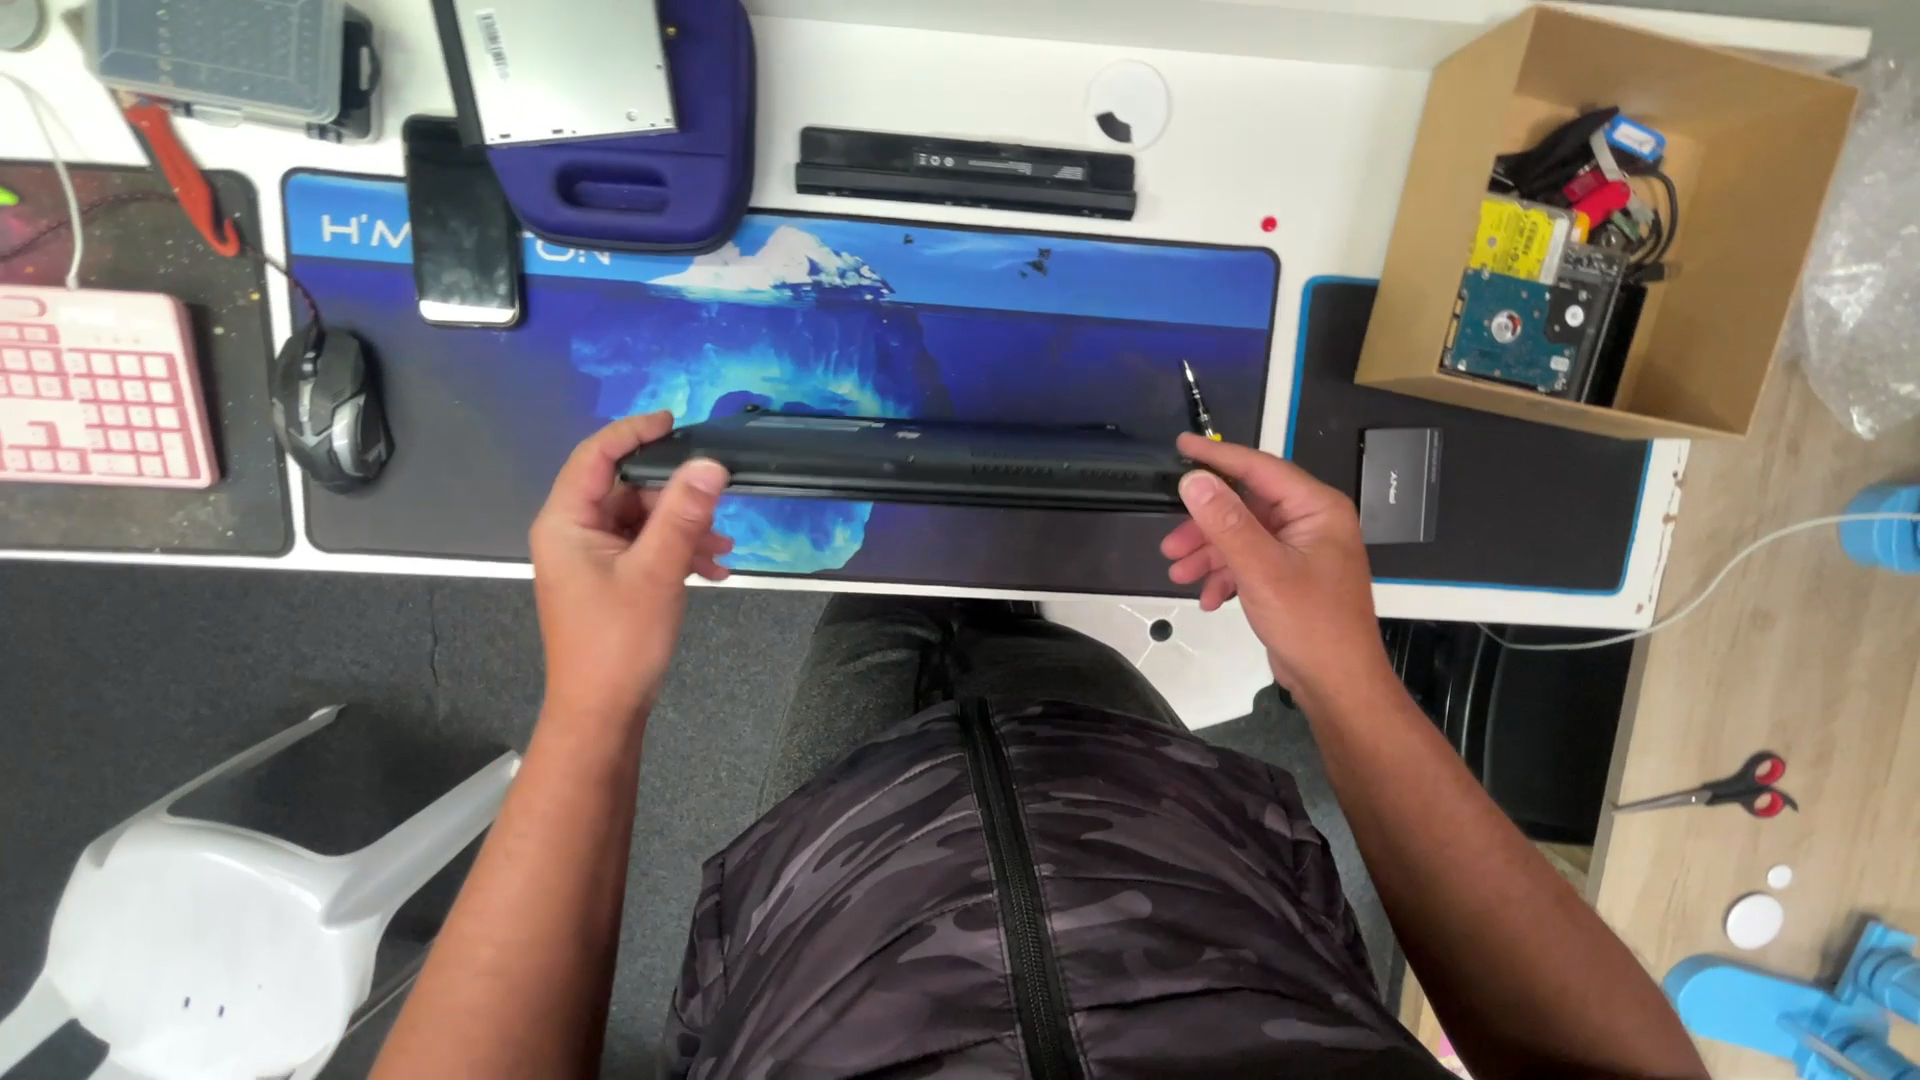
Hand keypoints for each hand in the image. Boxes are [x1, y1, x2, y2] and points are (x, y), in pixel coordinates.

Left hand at [529, 412, 732, 725]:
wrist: (604, 710)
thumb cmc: (620, 640)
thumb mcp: (657, 570)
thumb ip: (684, 514)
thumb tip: (711, 464)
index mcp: (566, 522)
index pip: (596, 456)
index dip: (633, 432)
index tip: (676, 423)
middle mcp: (573, 532)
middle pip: (627, 488)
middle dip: (675, 496)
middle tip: (715, 510)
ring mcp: (592, 556)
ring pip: (643, 519)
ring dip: (684, 527)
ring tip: (721, 549)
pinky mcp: (611, 577)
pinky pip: (646, 546)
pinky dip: (678, 551)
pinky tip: (713, 569)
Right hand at [1160, 434, 1388, 696]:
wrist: (1336, 684)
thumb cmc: (1310, 624)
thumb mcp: (1261, 569)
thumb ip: (1225, 522)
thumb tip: (1193, 481)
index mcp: (1317, 509)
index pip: (1259, 468)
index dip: (1217, 457)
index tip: (1181, 447)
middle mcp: (1311, 522)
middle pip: (1245, 506)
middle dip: (1205, 526)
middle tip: (1170, 543)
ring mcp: (1300, 550)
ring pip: (1242, 536)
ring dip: (1209, 554)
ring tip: (1179, 573)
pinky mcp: (1289, 576)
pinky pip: (1249, 561)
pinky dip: (1225, 575)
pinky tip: (1207, 597)